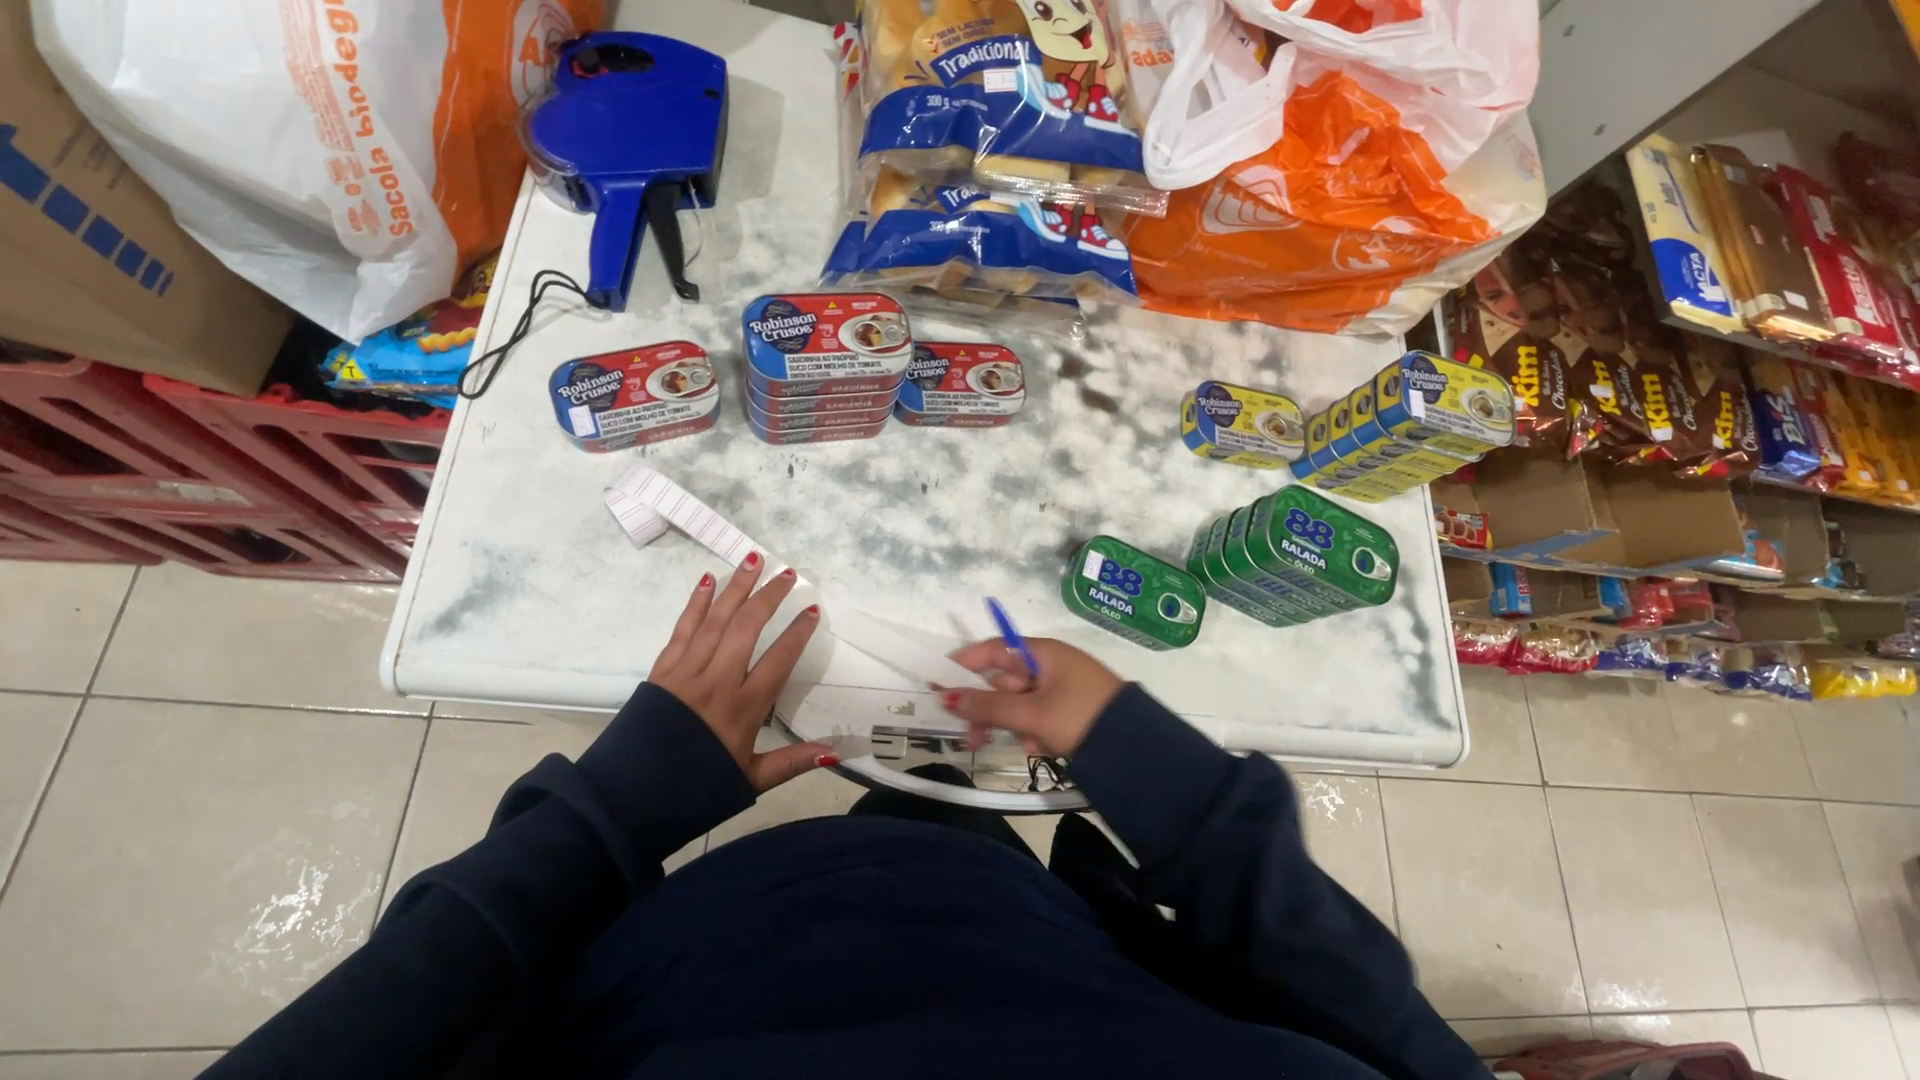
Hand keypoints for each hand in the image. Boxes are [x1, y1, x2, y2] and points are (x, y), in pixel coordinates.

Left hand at [648, 554, 832, 792]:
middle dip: (770, 596)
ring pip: (716, 619)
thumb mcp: (750, 780)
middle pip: (747, 627)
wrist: (628, 798)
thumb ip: (793, 762)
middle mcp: (717, 681)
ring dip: (737, 586)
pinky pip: (683, 628)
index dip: (798, 634)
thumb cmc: (696, 790)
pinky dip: (696, 602)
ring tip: (754, 559)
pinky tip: (708, 580)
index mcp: (743, 708)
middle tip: (788, 573)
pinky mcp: (663, 669)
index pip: (778, 660)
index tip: (813, 611)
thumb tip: (835, 753)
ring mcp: (687, 671)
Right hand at [939, 637, 1123, 756]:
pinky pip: (1038, 717)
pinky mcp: (1071, 710)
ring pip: (1019, 705)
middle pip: (1003, 683)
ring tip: (1030, 744)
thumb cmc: (1080, 716)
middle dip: (990, 711)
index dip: (965, 665)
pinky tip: (1046, 747)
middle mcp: (1050, 664)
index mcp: (1042, 652)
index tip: (940, 684)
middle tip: (971, 739)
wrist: (1135, 747)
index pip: (993, 650)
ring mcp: (1061, 688)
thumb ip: (988, 707)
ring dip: (1016, 726)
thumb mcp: (1031, 713)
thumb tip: (948, 697)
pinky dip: (1036, 732)